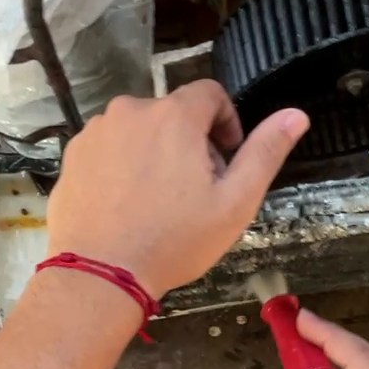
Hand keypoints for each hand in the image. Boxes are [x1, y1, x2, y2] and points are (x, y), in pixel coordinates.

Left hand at [46, 81, 307, 294]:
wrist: (101, 274)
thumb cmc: (174, 242)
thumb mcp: (234, 203)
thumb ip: (264, 153)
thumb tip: (296, 115)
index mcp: (174, 115)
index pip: (210, 94)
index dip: (226, 124)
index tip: (225, 162)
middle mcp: (130, 111)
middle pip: (172, 114)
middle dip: (189, 144)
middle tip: (193, 193)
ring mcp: (95, 132)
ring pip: (137, 132)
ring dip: (153, 154)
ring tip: (156, 203)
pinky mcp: (72, 156)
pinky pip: (107, 150)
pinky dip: (121, 168)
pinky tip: (126, 206)